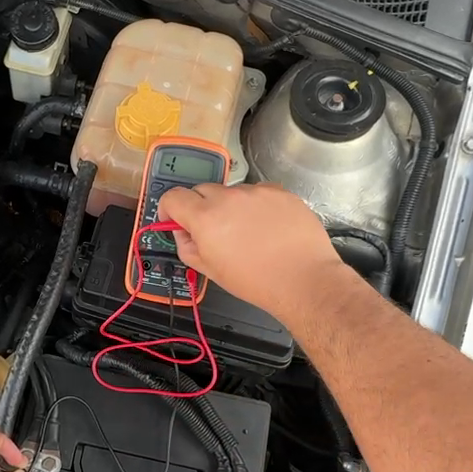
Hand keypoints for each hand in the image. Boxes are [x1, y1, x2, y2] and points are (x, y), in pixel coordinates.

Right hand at [155, 183, 353, 322]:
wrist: (303, 280)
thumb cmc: (256, 281)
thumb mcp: (210, 271)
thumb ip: (187, 247)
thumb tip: (182, 233)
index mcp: (206, 218)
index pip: (174, 197)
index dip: (169, 208)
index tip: (173, 219)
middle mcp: (229, 198)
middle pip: (202, 190)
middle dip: (200, 207)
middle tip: (211, 230)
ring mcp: (257, 192)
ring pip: (232, 192)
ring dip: (230, 206)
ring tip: (246, 233)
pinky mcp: (280, 192)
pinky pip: (258, 192)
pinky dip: (256, 205)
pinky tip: (266, 227)